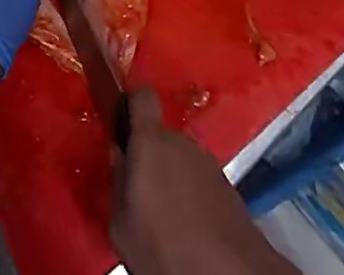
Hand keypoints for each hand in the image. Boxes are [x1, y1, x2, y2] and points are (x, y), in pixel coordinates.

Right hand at [111, 91, 296, 274]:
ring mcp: (208, 163)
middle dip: (148, 154)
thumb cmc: (165, 246)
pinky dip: (191, 192)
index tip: (121, 120)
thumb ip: (116, 180)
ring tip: (163, 212)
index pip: (143, 97)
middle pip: (160, 134)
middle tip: (138, 188)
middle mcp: (182, 143)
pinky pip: (198, 178)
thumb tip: (118, 154)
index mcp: (151, 142)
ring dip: (170, 175)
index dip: (131, 102)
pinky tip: (187, 224)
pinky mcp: (227, 186)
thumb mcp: (121, 224)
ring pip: (180, 157)